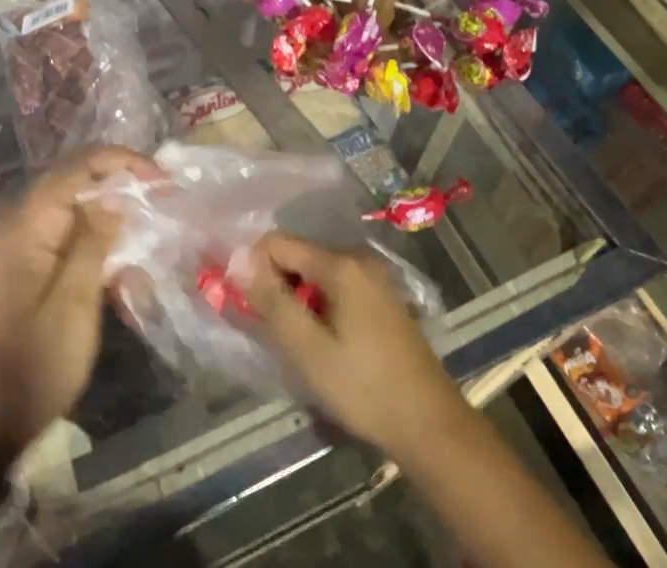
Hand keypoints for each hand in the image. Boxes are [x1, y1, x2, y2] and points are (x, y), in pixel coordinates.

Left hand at [0, 145, 160, 482]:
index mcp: (26, 229)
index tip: (163, 179)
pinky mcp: (19, 276)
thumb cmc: (30, 368)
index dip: (121, 161)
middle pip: (71, 183)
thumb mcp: (73, 306)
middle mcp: (16, 229)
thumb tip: (115, 197)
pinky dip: (93, 240)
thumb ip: (93, 244)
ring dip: (108, 213)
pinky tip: (118, 262)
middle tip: (163, 198)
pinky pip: (60, 239)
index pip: (76, 168)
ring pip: (68, 212)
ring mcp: (15, 253)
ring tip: (147, 227)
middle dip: (118, 182)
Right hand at [244, 233, 469, 453]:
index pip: (277, 243)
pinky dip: (318, 308)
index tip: (242, 305)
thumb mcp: (307, 349)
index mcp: (342, 265)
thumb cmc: (363, 387)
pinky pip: (335, 289)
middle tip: (267, 332)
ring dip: (295, 301)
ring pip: (315, 275)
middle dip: (274, 286)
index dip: (251, 268)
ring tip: (292, 343)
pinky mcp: (382, 299)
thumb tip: (237, 259)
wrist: (428, 423)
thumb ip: (271, 300)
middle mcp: (360, 259)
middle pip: (297, 256)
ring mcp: (375, 279)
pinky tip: (319, 344)